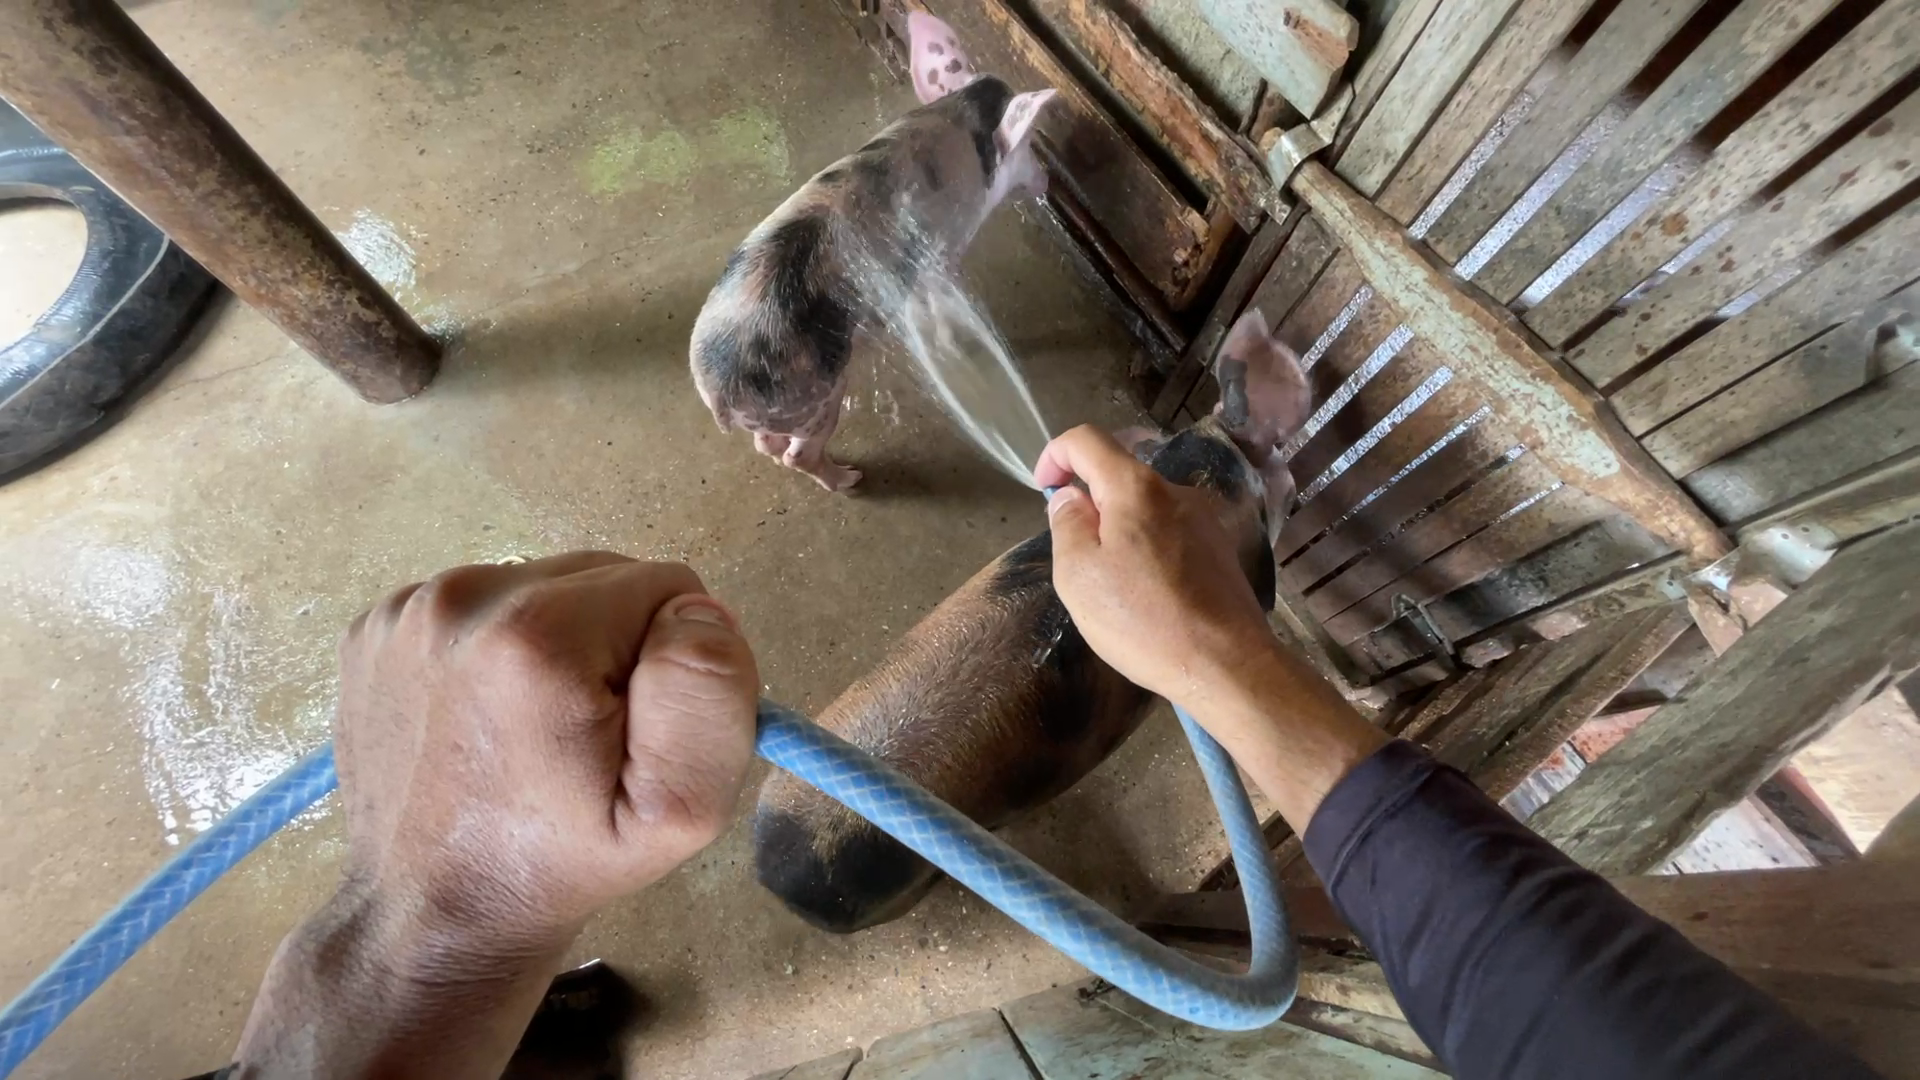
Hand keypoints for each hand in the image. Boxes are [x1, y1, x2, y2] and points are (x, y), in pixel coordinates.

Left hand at [334, 552, 759, 948]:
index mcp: (537, 633)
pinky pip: (502, 601)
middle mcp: (462, 598)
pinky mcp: (381, 623)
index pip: (669, 586)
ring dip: (576, 640)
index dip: (676, 657)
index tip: (641, 726)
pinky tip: (499, 708)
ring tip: (549, 721)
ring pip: (559, 584)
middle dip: (628, 640)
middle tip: (603, 728)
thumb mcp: (680, 807)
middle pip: (612, 576)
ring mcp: (409, 608)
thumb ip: (710, 694)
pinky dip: (519, 642)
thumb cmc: (567, 862)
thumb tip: (697, 609)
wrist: (434, 915)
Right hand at [1035, 427, 1382, 830]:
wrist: (1226, 665)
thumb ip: (1067, 524)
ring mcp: (1204, 519)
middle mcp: (1175, 490)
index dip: (1055, 454)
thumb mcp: (1078, 575)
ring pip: (1145, 506)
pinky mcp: (1219, 549)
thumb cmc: (1142, 619)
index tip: (1043, 486)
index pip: (1087, 440)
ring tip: (1111, 581)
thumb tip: (1070, 497)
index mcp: (1135, 487)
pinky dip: (1145, 545)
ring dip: (1118, 527)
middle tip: (1074, 551)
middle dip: (1088, 500)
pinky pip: (1169, 530)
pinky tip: (1146, 591)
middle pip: (1119, 473)